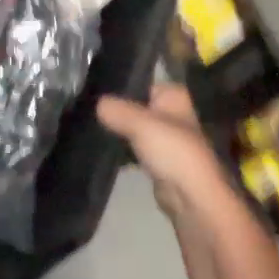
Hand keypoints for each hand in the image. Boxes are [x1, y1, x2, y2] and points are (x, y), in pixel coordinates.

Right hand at [98, 83, 229, 219]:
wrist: (191, 196)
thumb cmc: (172, 150)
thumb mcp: (140, 124)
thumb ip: (117, 110)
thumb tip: (97, 103)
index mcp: (173, 95)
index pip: (139, 82)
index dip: (117, 88)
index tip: (91, 94)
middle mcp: (171, 111)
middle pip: (135, 106)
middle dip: (115, 112)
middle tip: (87, 113)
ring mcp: (165, 137)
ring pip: (133, 128)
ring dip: (117, 132)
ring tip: (90, 129)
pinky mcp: (158, 160)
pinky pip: (134, 148)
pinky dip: (122, 150)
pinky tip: (102, 150)